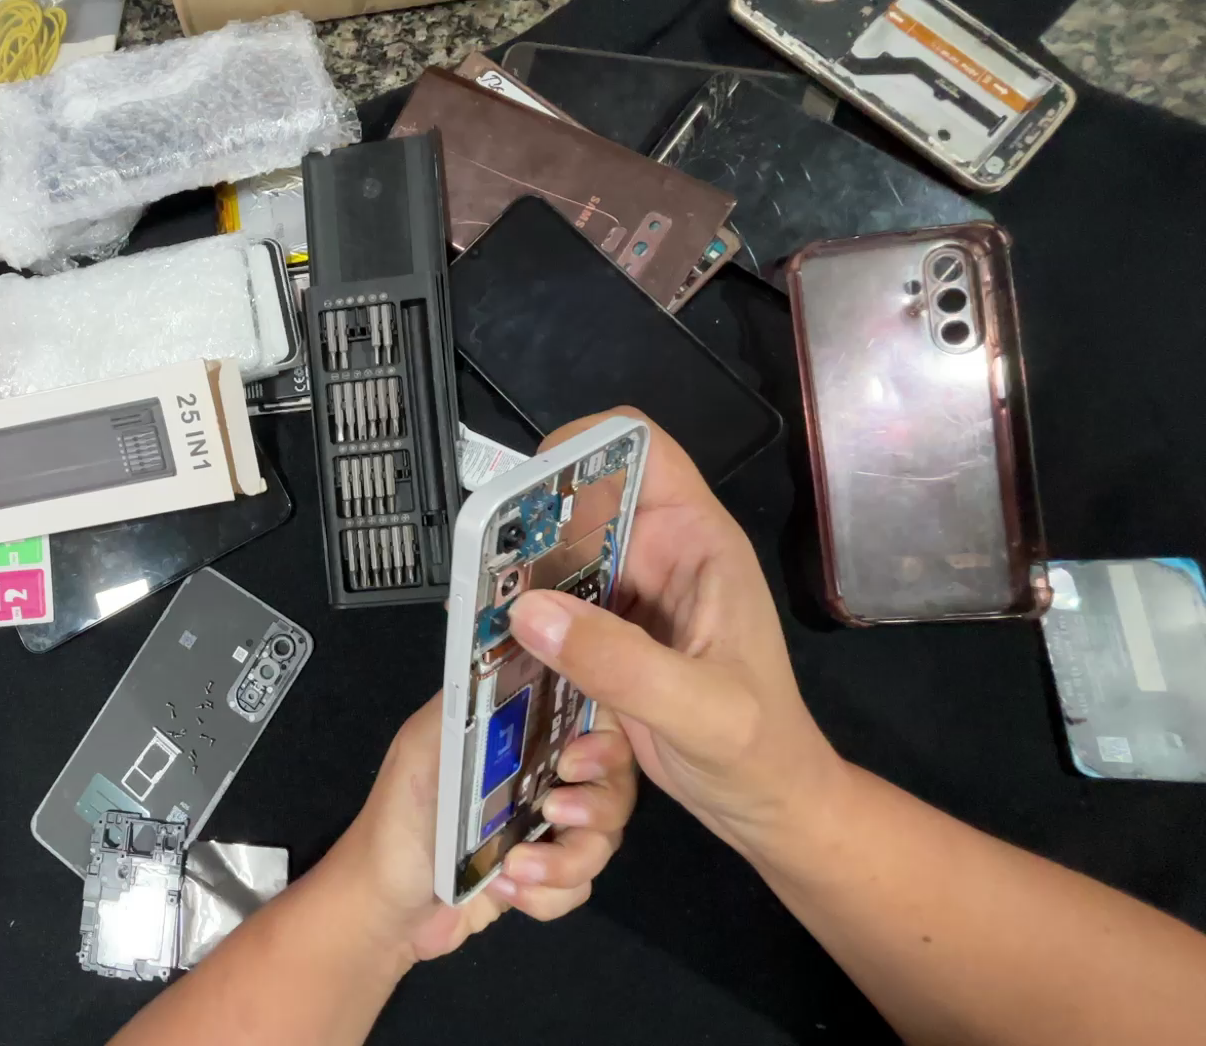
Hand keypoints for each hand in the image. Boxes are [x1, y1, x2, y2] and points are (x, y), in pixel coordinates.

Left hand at [317, 689, 637, 964]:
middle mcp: (536, 773)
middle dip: (593, 805)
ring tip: (513, 868)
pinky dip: (546, 895)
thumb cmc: (397, 818)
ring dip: (563, 861)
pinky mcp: (545, 876)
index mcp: (510, 734)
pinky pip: (581, 886)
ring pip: (602, 839)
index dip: (598, 732)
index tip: (575, 759)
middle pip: (610, 779)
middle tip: (553, 813)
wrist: (389, 911)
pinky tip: (502, 891)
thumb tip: (514, 654)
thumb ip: (468, 704)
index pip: (580, 714)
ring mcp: (543, 826)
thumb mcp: (422, 747)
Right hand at [507, 409, 845, 860]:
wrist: (769, 803)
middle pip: (578, 501)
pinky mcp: (602, 628)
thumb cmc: (759, 752)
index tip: (526, 498)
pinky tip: (498, 645)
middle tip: (483, 573)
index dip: (579, 447)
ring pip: (554, 551)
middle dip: (526, 525)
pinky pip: (548, 599)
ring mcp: (625, 591)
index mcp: (694, 540)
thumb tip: (526, 610)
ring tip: (480, 613)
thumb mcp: (701, 712)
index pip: (637, 447)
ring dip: (515, 574)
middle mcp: (654, 553)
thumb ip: (620, 663)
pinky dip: (519, 614)